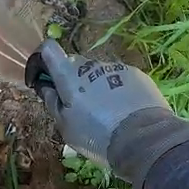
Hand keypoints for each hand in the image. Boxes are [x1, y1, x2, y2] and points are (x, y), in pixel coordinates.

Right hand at [26, 41, 169, 163]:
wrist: (143, 139)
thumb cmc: (96, 135)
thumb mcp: (65, 126)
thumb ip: (52, 102)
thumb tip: (45, 86)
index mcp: (69, 75)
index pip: (49, 49)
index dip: (44, 59)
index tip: (46, 78)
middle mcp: (91, 65)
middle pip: (75, 65)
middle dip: (73, 81)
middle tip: (78, 107)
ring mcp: (116, 68)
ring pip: (98, 73)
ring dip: (96, 86)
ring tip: (106, 114)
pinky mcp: (137, 75)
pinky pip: (120, 78)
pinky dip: (117, 90)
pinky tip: (124, 111)